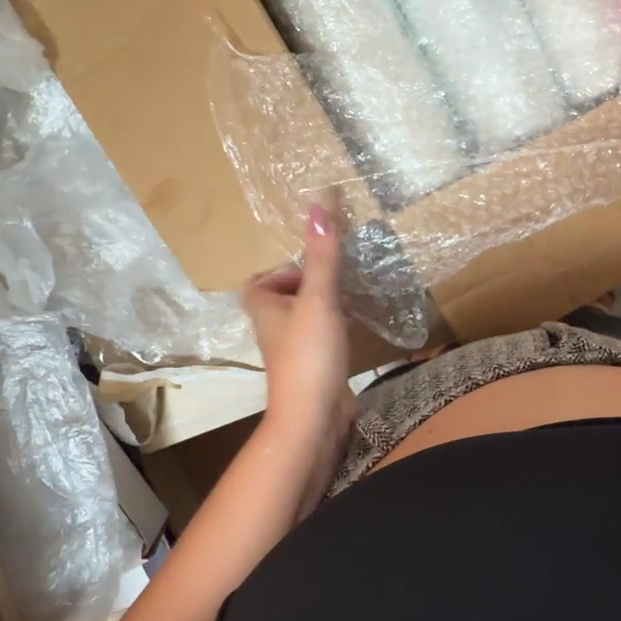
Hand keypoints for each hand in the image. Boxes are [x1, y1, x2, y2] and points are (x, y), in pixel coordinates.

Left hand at [243, 203, 355, 449]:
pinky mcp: (314, 369)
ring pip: (307, 321)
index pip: (261, 283)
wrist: (315, 415)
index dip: (282, 273)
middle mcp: (274, 330)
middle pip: (286, 300)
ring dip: (325, 309)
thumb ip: (322, 256)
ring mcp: (294, 352)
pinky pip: (323, 341)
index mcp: (264, 309)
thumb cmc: (309, 354)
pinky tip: (358, 329)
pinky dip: (337, 331)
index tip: (313, 269)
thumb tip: (319, 205)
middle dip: (310, 287)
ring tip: (352, 298)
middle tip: (340, 279)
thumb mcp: (319, 299)